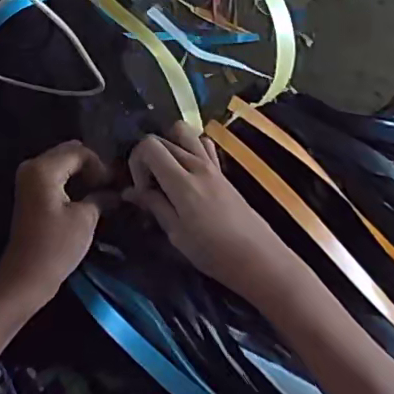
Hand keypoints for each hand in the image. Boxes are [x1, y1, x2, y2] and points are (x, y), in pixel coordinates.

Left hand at [0, 142, 113, 302]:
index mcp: (43, 168)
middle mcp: (32, 166)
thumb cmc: (56, 246)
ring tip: (103, 190)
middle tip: (112, 184)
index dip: (100, 165)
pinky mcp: (29, 191)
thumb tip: (115, 191)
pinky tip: (86, 194)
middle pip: (67, 152)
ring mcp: (28, 178)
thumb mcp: (84, 219)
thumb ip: (100, 196)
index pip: (78, 152)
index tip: (117, 183)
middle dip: (91, 165)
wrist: (26, 275)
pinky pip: (53, 174)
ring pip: (61, 162)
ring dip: (81, 172)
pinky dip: (70, 180)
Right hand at [124, 122, 291, 293]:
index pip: (148, 146)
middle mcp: (197, 165)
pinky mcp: (223, 172)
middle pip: (162, 139)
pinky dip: (190, 148)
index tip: (142, 190)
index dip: (136, 163)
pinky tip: (188, 174)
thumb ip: (154, 206)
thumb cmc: (215, 254)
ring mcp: (213, 166)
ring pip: (183, 133)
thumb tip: (131, 191)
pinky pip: (202, 144)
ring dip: (169, 146)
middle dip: (148, 158)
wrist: (262, 260)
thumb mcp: (177, 235)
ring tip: (168, 173)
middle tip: (151, 187)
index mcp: (182, 182)